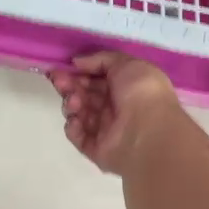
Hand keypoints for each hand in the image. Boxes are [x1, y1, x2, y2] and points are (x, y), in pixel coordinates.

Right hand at [49, 52, 186, 175]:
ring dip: (71, 103)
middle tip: (59, 81)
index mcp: (123, 88)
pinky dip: (73, 127)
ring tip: (75, 102)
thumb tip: (76, 62)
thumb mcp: (126, 64)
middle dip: (68, 85)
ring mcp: (105, 130)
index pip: (94, 78)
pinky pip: (78, 136)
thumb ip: (100, 59)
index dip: (77, 71)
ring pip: (78, 113)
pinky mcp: (96, 149)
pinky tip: (76, 121)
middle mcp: (114, 108)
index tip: (61, 66)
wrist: (149, 132)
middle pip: (83, 93)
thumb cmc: (141, 93)